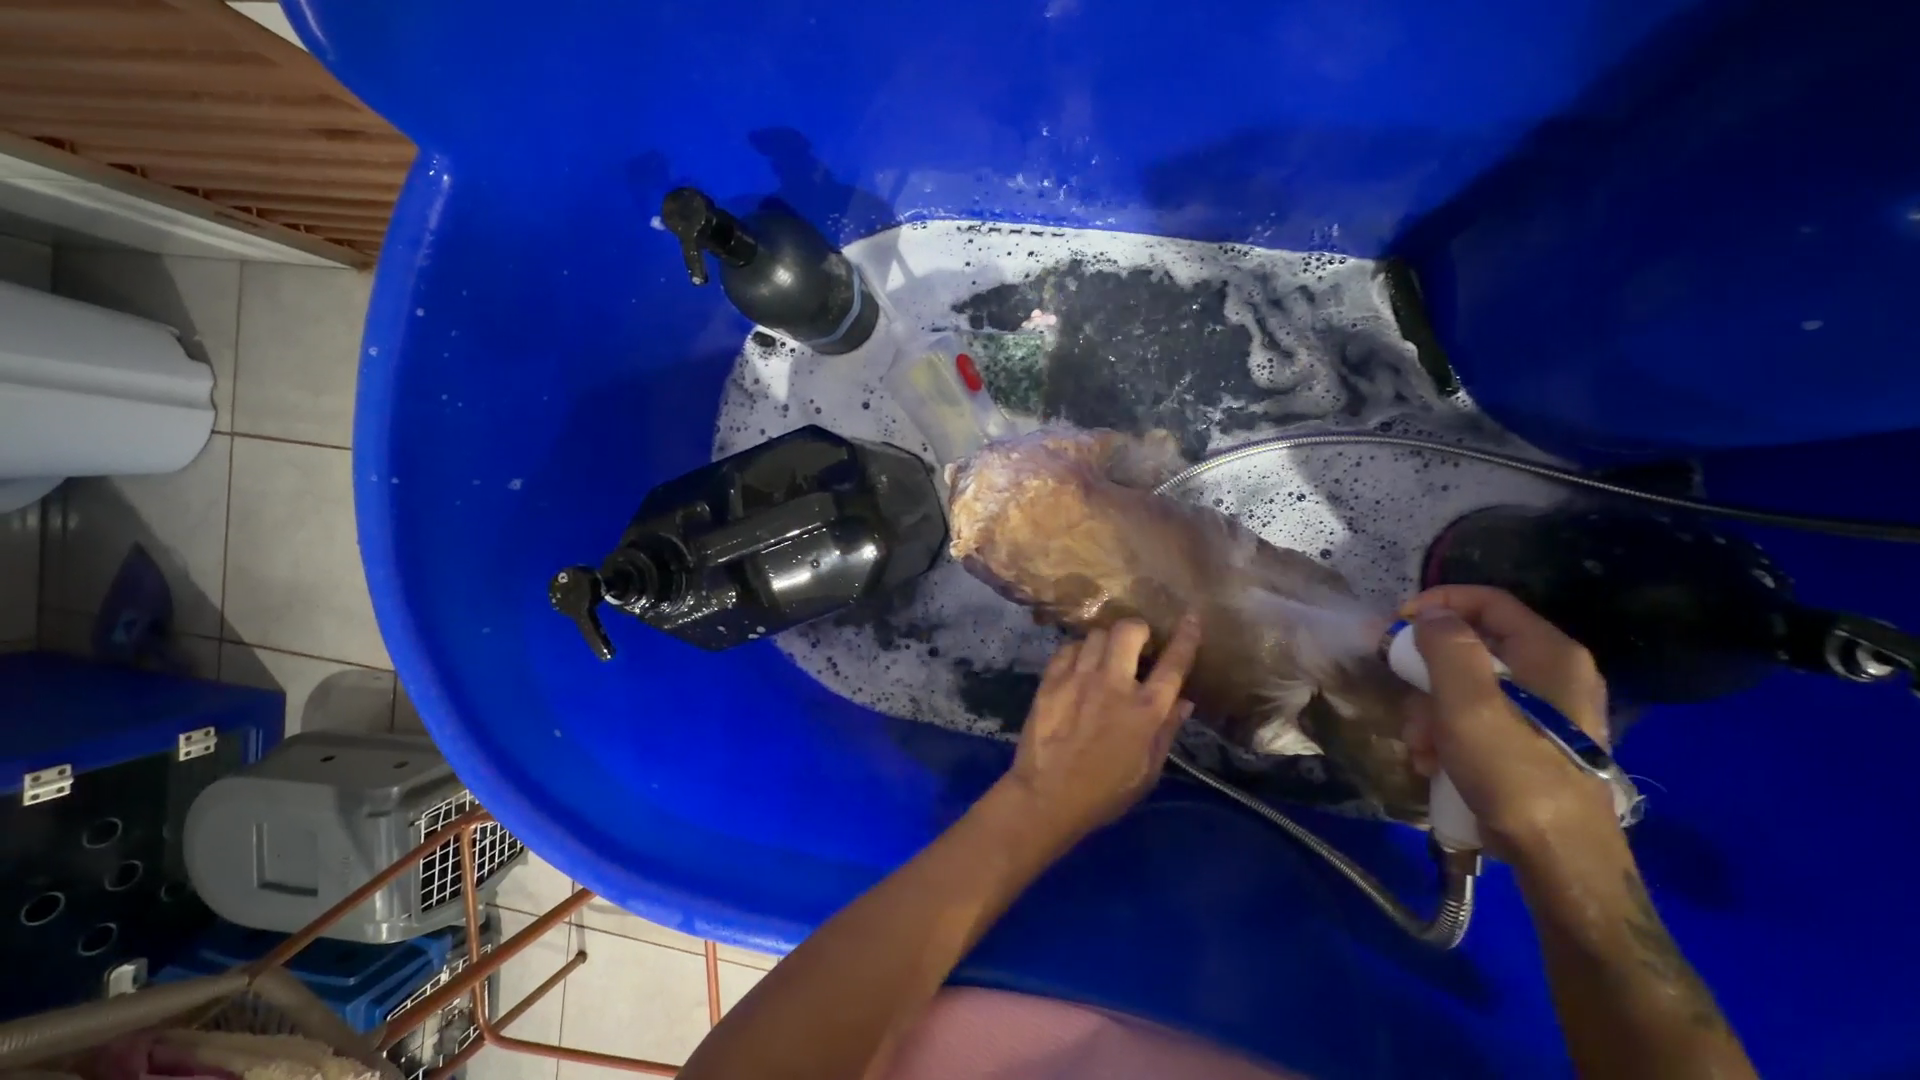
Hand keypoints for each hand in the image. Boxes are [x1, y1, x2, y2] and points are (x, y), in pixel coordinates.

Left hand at [1001, 615, 1201, 842]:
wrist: (1047, 797)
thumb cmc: (1104, 792)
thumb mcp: (1147, 771)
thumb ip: (1166, 731)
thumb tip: (1183, 701)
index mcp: (1145, 710)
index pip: (1173, 664)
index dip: (1186, 638)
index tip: (1191, 619)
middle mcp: (1114, 684)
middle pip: (1129, 631)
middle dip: (1138, 630)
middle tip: (1138, 644)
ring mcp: (1079, 679)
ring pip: (1097, 635)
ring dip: (1107, 641)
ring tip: (1106, 656)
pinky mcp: (1051, 681)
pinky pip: (1068, 648)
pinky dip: (1079, 651)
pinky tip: (1080, 666)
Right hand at [1399, 586, 1618, 859]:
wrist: (1561, 859)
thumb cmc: (1514, 774)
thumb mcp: (1468, 705)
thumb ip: (1447, 649)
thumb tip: (1431, 616)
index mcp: (1549, 654)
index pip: (1488, 601)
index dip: (1438, 603)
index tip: (1396, 625)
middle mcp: (1554, 674)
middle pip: (1473, 648)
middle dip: (1427, 675)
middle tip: (1405, 702)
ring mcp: (1548, 712)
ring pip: (1469, 688)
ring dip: (1431, 713)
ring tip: (1419, 748)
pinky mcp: (1536, 745)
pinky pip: (1481, 720)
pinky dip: (1450, 736)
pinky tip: (1433, 764)